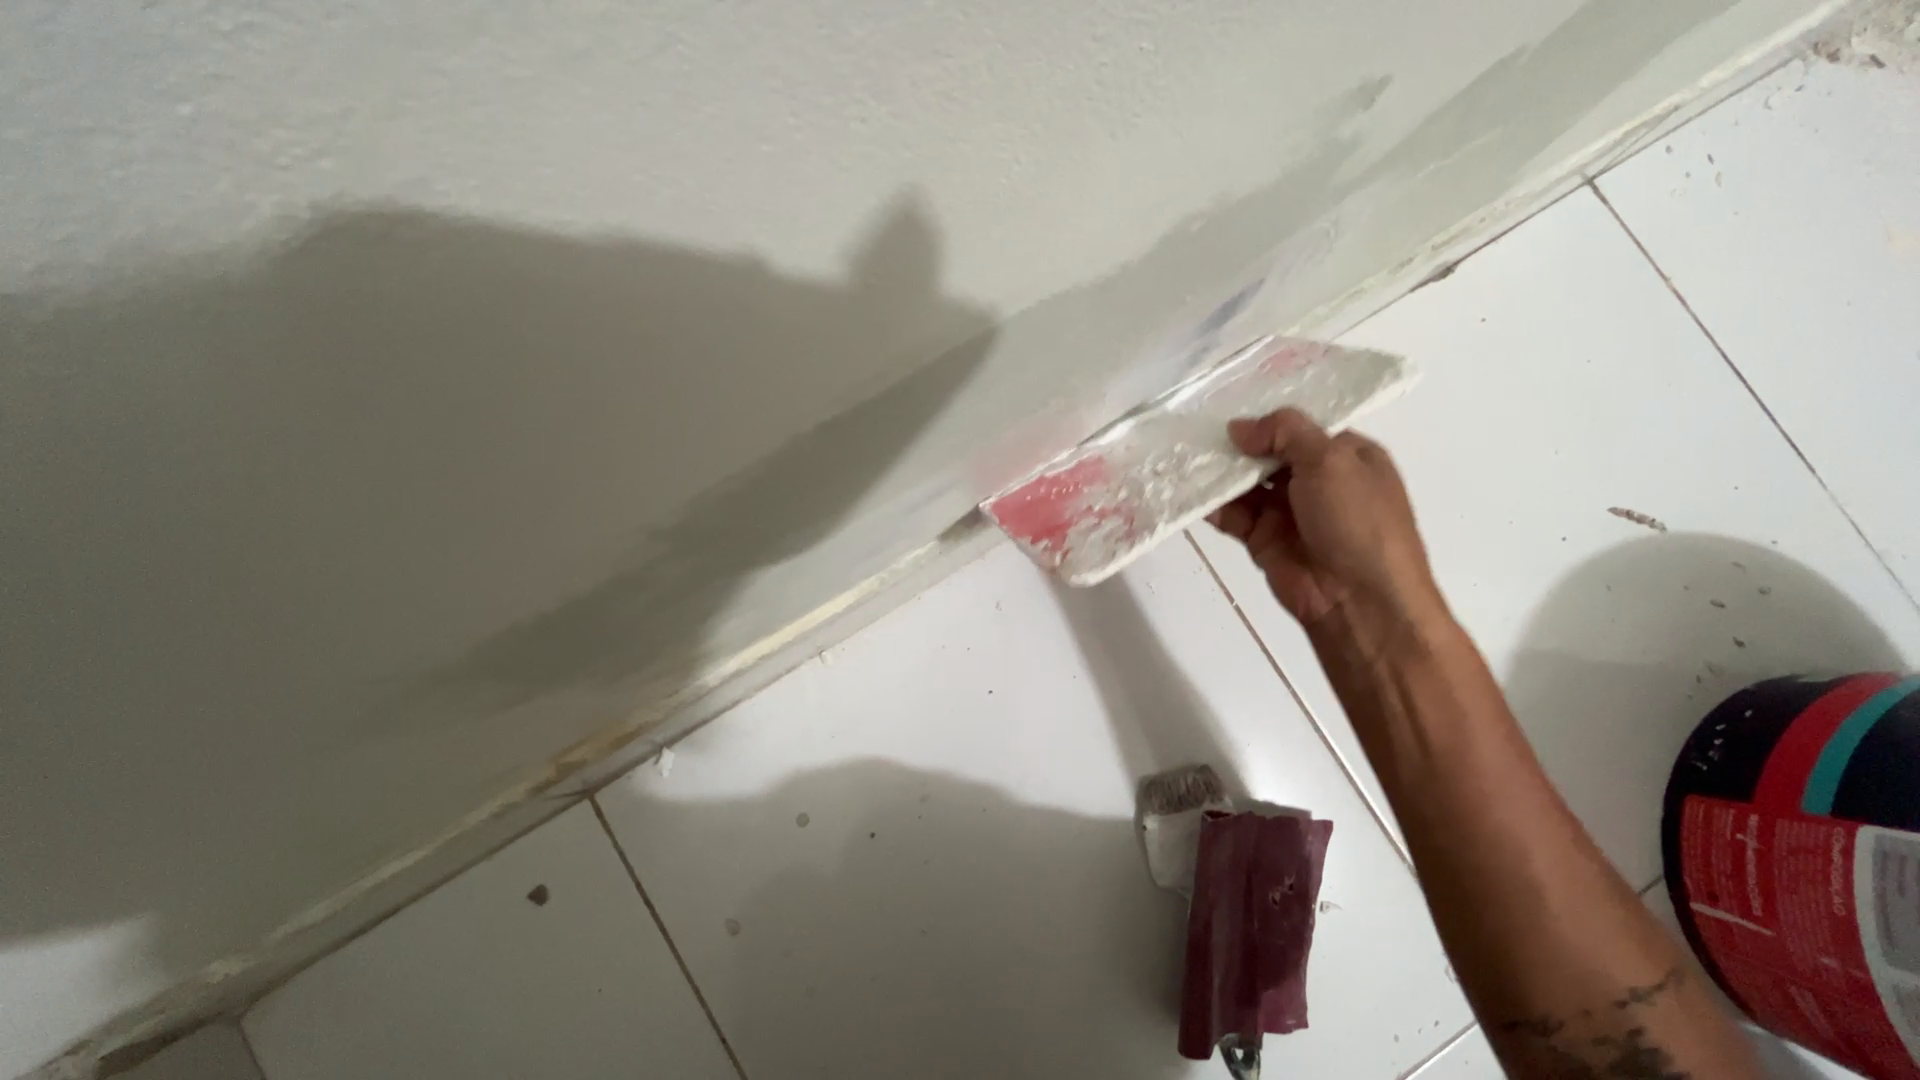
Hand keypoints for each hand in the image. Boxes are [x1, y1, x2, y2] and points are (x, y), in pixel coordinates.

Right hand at [1207, 409, 1444, 632]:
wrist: (1359, 600)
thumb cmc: (1357, 520)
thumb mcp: (1331, 460)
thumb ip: (1285, 433)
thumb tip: (1238, 427)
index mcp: (1346, 456)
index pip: (1300, 429)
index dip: (1267, 421)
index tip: (1226, 409)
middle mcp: (1317, 481)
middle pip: (1268, 455)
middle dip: (1236, 446)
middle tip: (1194, 431)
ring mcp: (1289, 513)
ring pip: (1246, 485)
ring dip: (1218, 474)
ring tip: (1182, 458)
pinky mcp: (1263, 541)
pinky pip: (1233, 516)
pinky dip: (1211, 506)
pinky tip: (1187, 492)